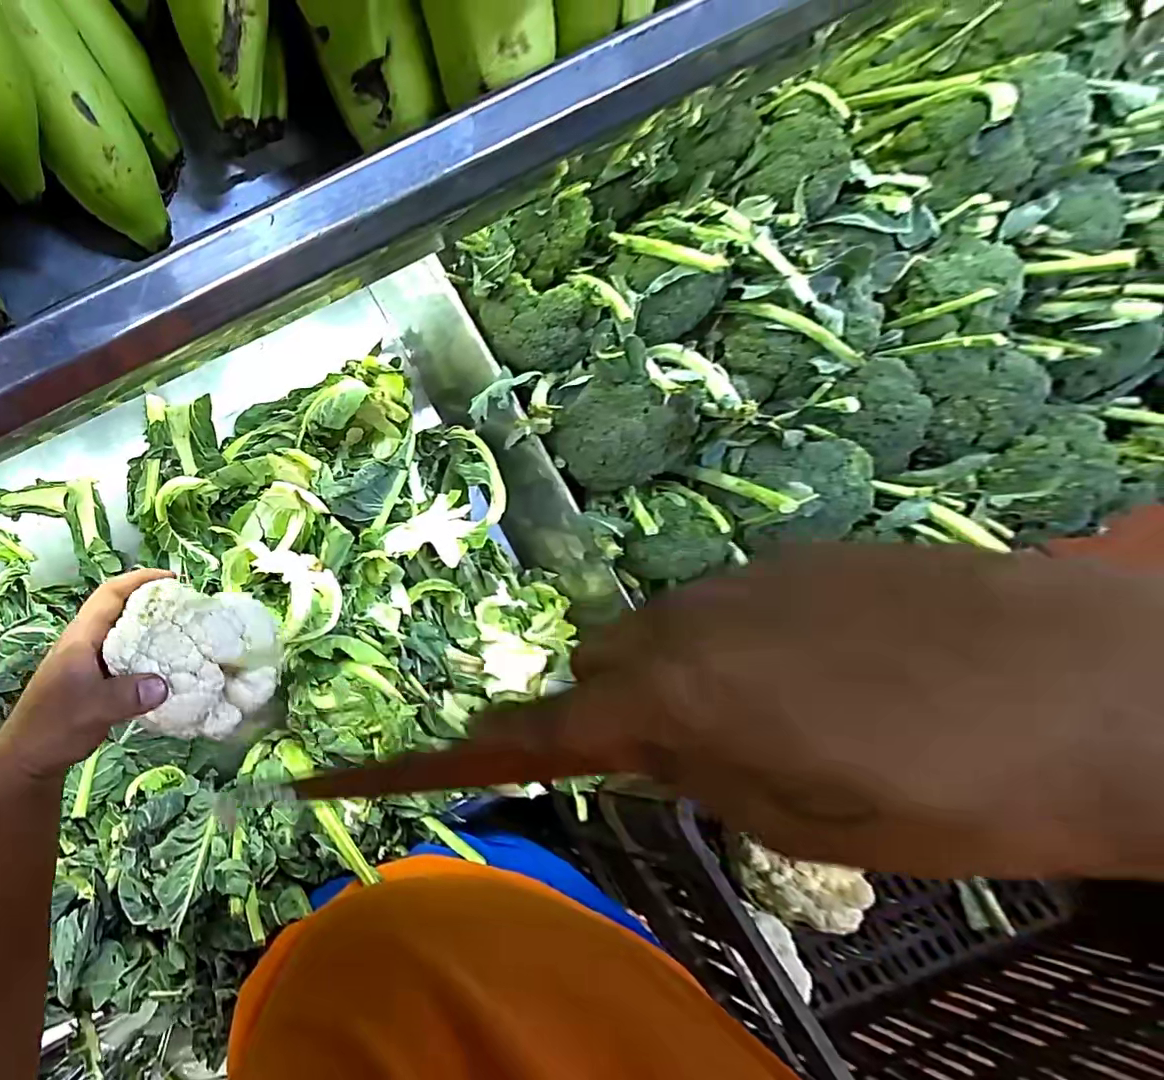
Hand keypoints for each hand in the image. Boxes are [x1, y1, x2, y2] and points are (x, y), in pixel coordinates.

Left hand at [0, 569, 172, 782]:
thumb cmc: (54, 726)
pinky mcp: (91, 682)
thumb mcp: (93, 709)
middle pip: (117, 609)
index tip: (171, 578)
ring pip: (120, 633)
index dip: (139, 580)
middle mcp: (83, 643)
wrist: (27, 758)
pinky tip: (160, 667)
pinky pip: (121, 657)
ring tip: (177, 631)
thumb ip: (128, 695)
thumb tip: (164, 684)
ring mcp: (85, 663)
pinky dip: (142, 654)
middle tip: (181, 604)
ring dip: (146, 628)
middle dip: (148, 601)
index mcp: (80, 638)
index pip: (110, 594)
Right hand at [298, 544, 1163, 880]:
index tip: (358, 766)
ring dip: (675, 680)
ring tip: (786, 714)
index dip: (432, 756)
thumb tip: (630, 750)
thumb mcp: (811, 827)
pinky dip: (731, 645)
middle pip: (586, 677)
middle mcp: (664, 627)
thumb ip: (690, 778)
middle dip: (607, 717)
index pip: (516, 736)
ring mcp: (721, 583)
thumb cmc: (967, 789)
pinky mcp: (781, 558)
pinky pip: (711, 609)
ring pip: (647, 639)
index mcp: (660, 701)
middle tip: (680, 758)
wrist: (1143, 686)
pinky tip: (826, 668)